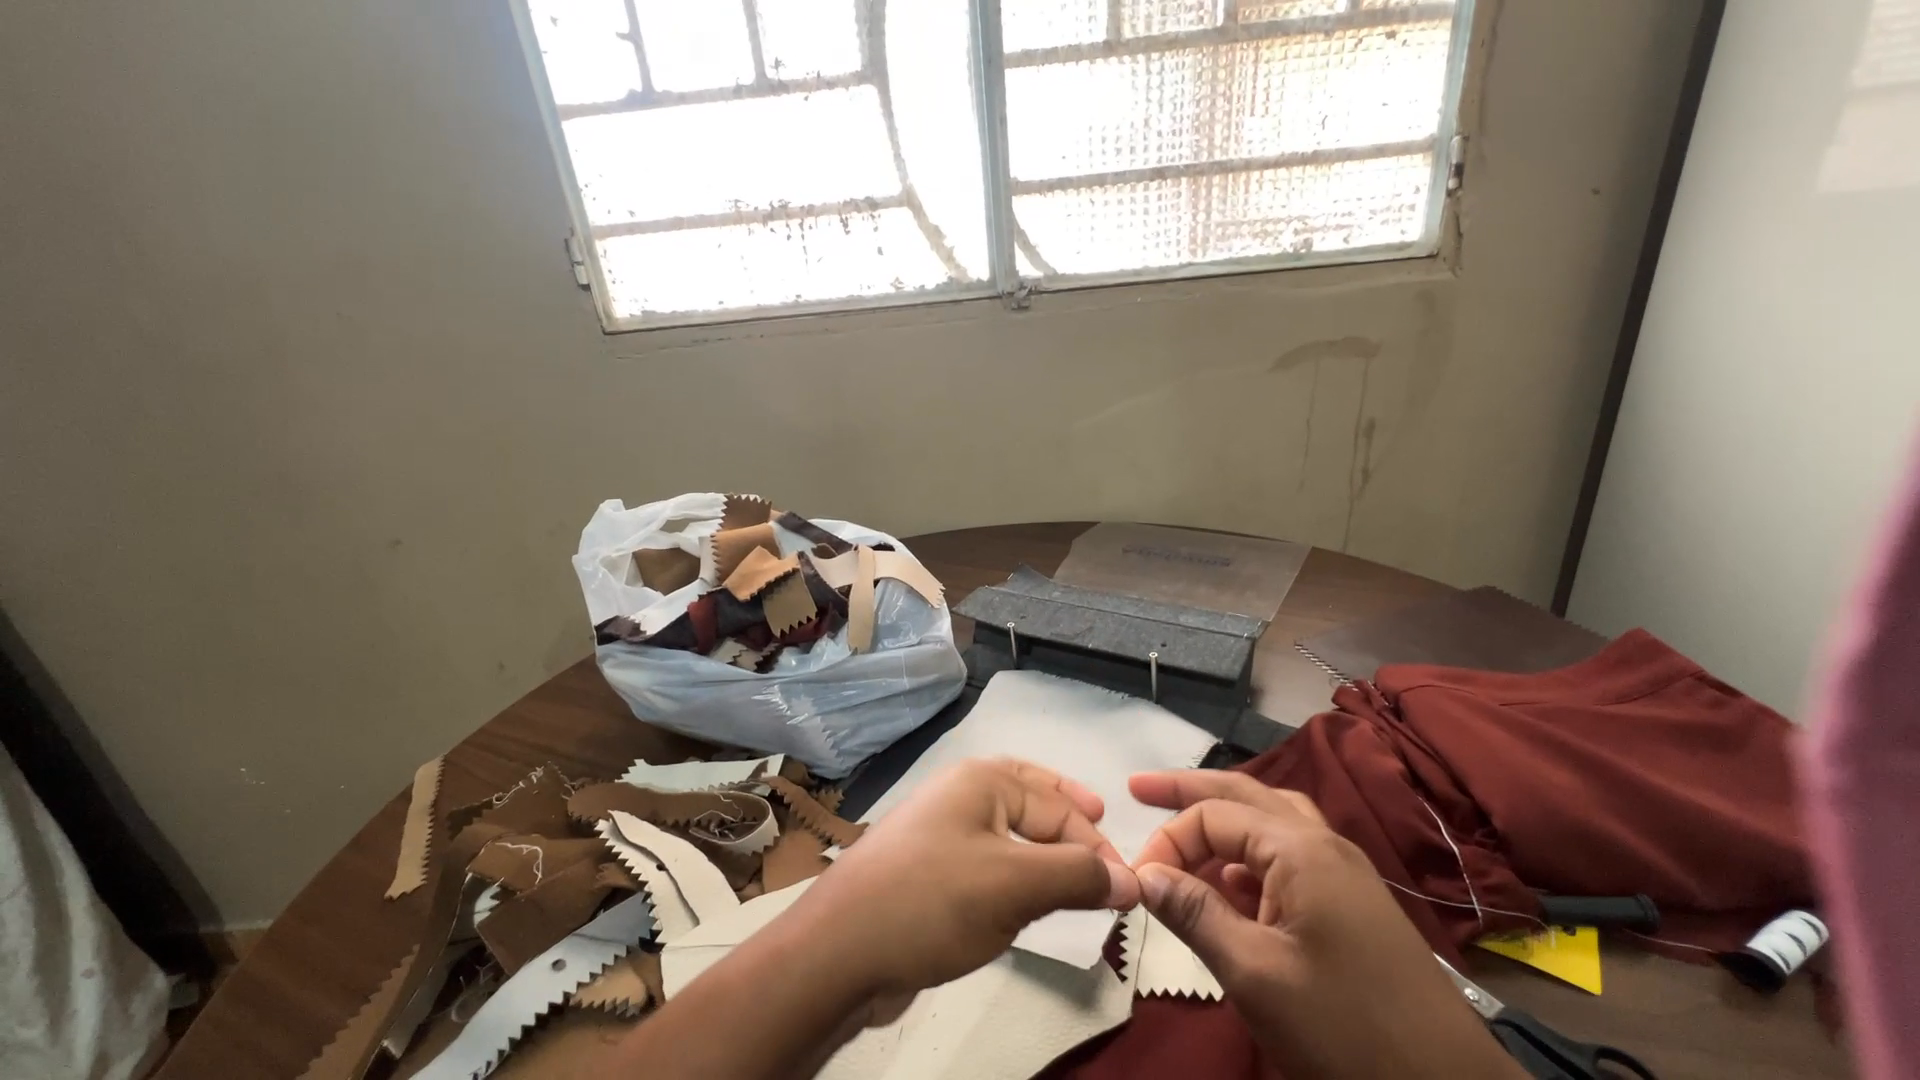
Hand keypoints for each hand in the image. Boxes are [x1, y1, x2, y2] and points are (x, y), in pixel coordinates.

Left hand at [791, 758, 1140, 1006]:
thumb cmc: (931, 903)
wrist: (837, 953)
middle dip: (1070, 828)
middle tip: (1104, 850)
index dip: (1097, 845)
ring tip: (1073, 880)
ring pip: (1007, 836)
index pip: (1058, 807)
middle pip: (1031, 803)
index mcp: (980, 781)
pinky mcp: (927, 875)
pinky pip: (985, 866)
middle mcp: (959, 797)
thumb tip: (1130, 879)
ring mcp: (938, 835)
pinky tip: (1023, 903)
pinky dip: (1013, 879)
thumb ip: (1076, 876)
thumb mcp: (1014, 885)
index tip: (1130, 890)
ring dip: (1043, 856)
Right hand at [1130, 770, 1525, 1079]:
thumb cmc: (1343, 1026)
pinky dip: (1250, 857)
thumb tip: (1144, 873)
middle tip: (1140, 787)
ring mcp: (1344, 873)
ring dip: (1225, 819)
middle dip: (1190, 790)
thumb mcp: (1254, 973)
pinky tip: (1230, 885)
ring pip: (1272, 821)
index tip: (1138, 882)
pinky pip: (1290, 858)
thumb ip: (1195, 913)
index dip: (1168, 840)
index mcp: (1301, 849)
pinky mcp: (1352, 905)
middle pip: (1246, 795)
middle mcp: (1324, 845)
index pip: (1214, 815)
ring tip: (1183, 827)